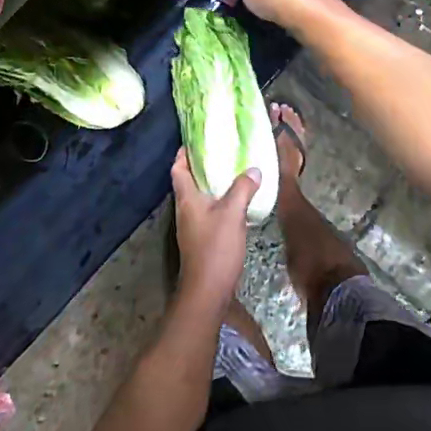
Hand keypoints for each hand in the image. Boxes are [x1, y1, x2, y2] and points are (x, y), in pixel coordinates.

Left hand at [170, 150, 254, 306]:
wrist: (208, 290)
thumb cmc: (215, 247)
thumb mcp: (232, 213)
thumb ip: (242, 188)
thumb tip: (253, 169)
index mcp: (187, 198)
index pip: (178, 168)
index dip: (185, 152)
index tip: (199, 140)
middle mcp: (186, 209)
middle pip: (189, 180)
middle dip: (203, 165)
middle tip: (224, 152)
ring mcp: (193, 225)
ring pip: (201, 196)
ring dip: (214, 184)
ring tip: (235, 172)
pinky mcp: (202, 238)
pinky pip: (210, 211)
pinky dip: (221, 201)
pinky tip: (238, 201)